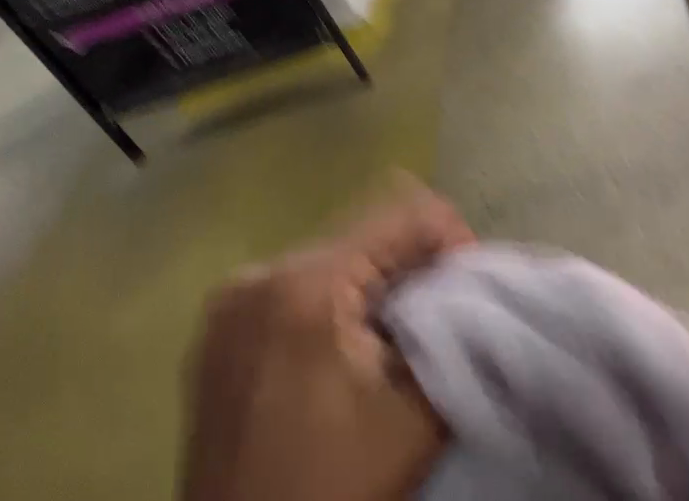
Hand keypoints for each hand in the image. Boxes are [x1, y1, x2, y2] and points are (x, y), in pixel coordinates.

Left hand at [181, 183, 476, 500]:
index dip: (453, 241)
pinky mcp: (219, 331)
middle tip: (443, 317)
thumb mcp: (420, 407)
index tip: (469, 292)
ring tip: (399, 338)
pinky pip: (302, 283)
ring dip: (382, 281)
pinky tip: (353, 351)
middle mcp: (257, 276)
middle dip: (418, 262)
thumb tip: (468, 283)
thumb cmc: (336, 484)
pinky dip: (343, 300)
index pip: (406, 214)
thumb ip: (454, 325)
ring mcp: (229, 303)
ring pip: (338, 254)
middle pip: (369, 230)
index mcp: (303, 286)